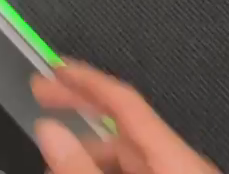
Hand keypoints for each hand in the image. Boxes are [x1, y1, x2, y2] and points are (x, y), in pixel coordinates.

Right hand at [33, 64, 217, 173]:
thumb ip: (82, 165)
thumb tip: (47, 128)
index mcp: (178, 158)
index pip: (125, 99)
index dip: (86, 77)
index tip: (54, 64)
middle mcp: (186, 163)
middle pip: (125, 125)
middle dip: (80, 109)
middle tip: (41, 94)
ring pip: (133, 154)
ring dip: (91, 146)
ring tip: (56, 155)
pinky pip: (143, 170)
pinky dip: (109, 166)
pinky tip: (87, 169)